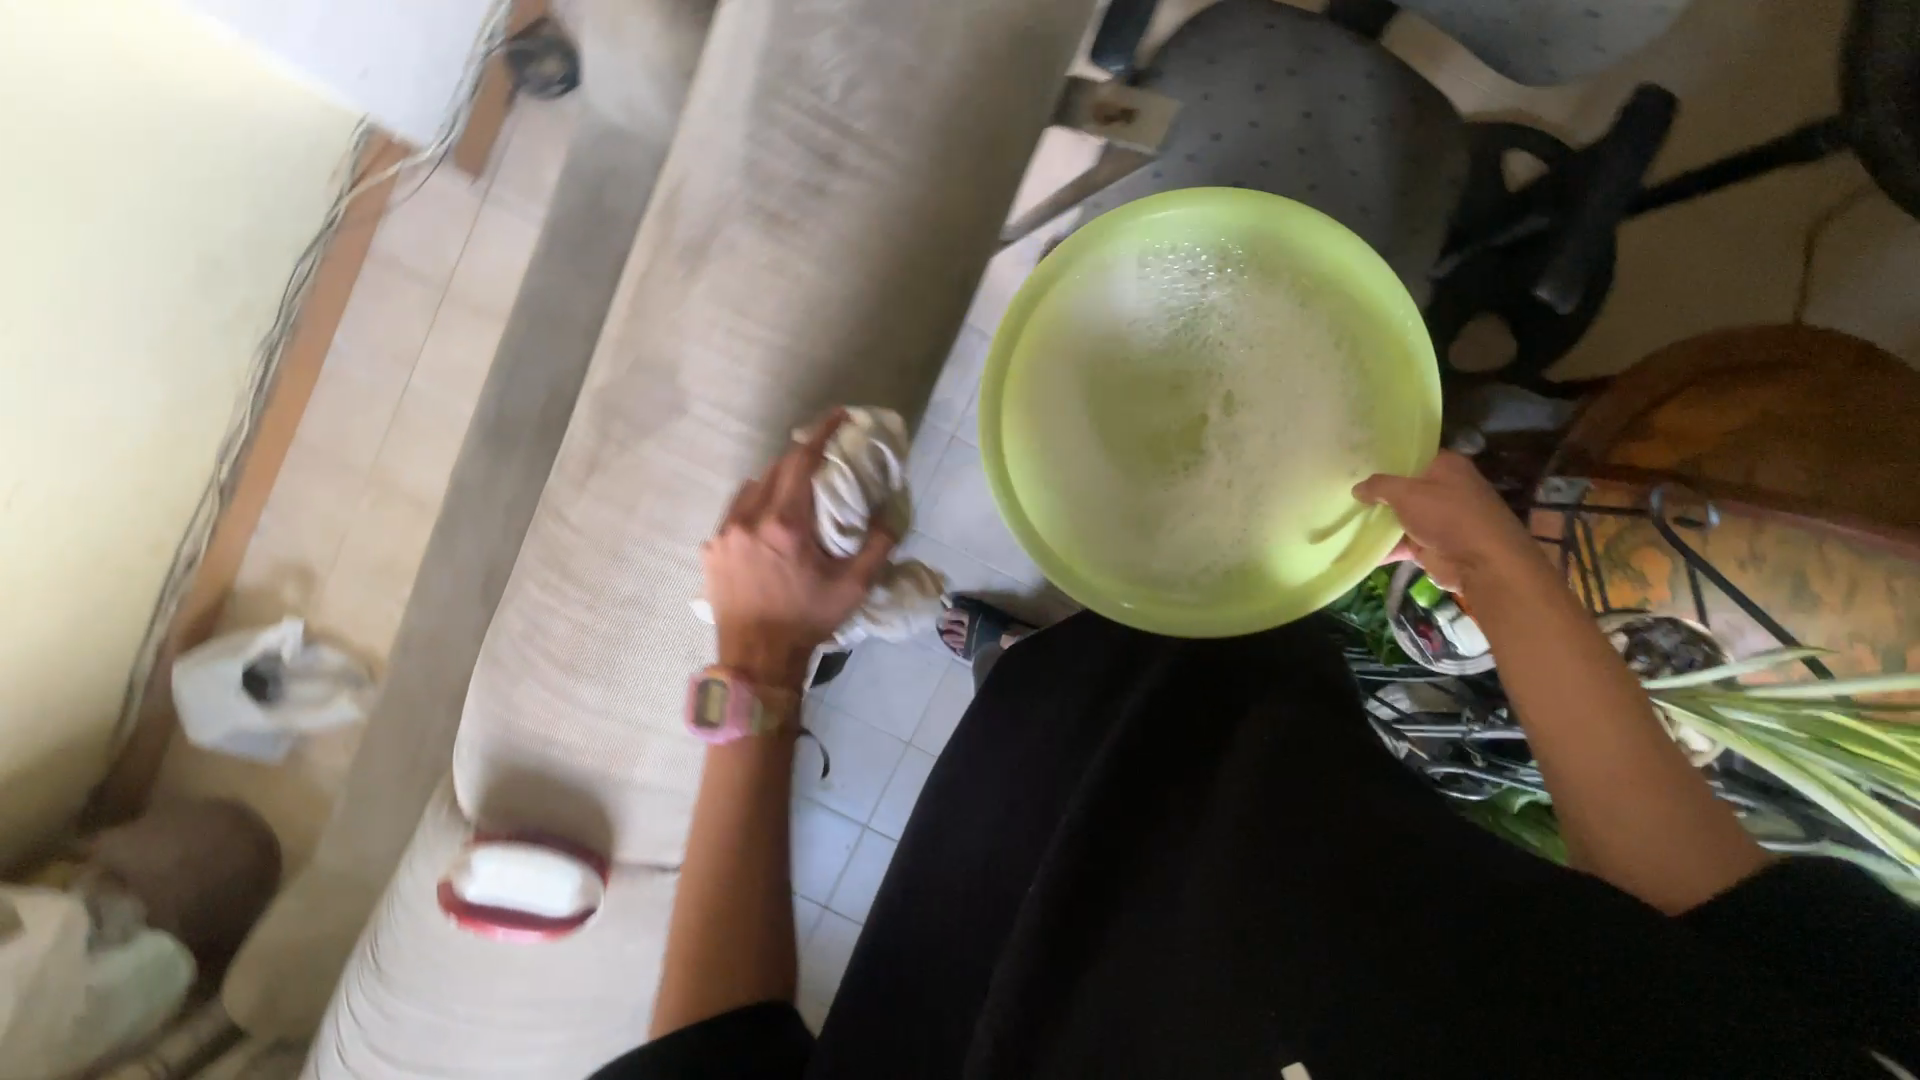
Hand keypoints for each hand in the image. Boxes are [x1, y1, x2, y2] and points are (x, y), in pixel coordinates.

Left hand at [703, 411, 896, 688]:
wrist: (756, 657)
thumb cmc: (807, 620)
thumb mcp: (853, 586)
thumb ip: (877, 545)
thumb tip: (893, 514)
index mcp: (786, 524)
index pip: (801, 461)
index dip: (822, 433)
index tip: (838, 417)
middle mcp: (749, 519)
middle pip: (775, 469)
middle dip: (800, 458)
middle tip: (822, 460)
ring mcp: (725, 533)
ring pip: (751, 488)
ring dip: (775, 482)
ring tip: (794, 494)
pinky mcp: (712, 549)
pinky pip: (734, 512)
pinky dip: (754, 506)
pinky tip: (767, 523)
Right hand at [1352, 451, 1540, 593]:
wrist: (1480, 563)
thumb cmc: (1447, 516)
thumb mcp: (1407, 493)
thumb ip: (1379, 486)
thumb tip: (1357, 488)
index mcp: (1445, 467)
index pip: (1412, 456)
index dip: (1386, 458)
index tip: (1358, 462)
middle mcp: (1442, 489)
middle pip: (1402, 487)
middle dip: (1376, 491)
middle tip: (1343, 487)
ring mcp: (1436, 518)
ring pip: (1398, 515)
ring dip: (1376, 520)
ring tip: (1342, 515)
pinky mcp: (1430, 544)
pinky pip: (1399, 541)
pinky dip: (1381, 545)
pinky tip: (1353, 545)